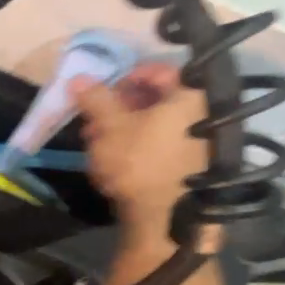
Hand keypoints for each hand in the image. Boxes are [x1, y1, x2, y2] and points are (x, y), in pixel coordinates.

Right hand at [72, 63, 207, 247]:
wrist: (164, 215)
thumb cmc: (138, 162)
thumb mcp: (109, 127)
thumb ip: (95, 99)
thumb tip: (79, 77)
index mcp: (191, 94)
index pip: (158, 70)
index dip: (126, 76)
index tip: (101, 91)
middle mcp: (204, 111)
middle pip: (157, 96)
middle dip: (119, 105)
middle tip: (93, 118)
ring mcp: (201, 138)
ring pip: (157, 120)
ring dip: (123, 126)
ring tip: (96, 142)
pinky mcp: (192, 161)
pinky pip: (162, 140)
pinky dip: (137, 142)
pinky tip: (115, 157)